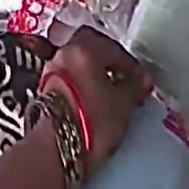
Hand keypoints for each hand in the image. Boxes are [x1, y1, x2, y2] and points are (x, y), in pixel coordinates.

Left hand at [40, 26, 149, 171]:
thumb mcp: (122, 105)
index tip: (142, 80)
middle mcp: (64, 52)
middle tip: (126, 76)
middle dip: (110, 57)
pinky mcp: (47, 82)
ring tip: (113, 88)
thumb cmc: (92, 121)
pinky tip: (96, 94)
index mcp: (83, 50)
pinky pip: (70, 70)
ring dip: (96, 66)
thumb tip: (140, 80)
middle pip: (90, 44)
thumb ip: (134, 87)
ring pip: (78, 57)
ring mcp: (52, 66)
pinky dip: (84, 75)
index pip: (112, 47)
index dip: (131, 64)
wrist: (56, 144)